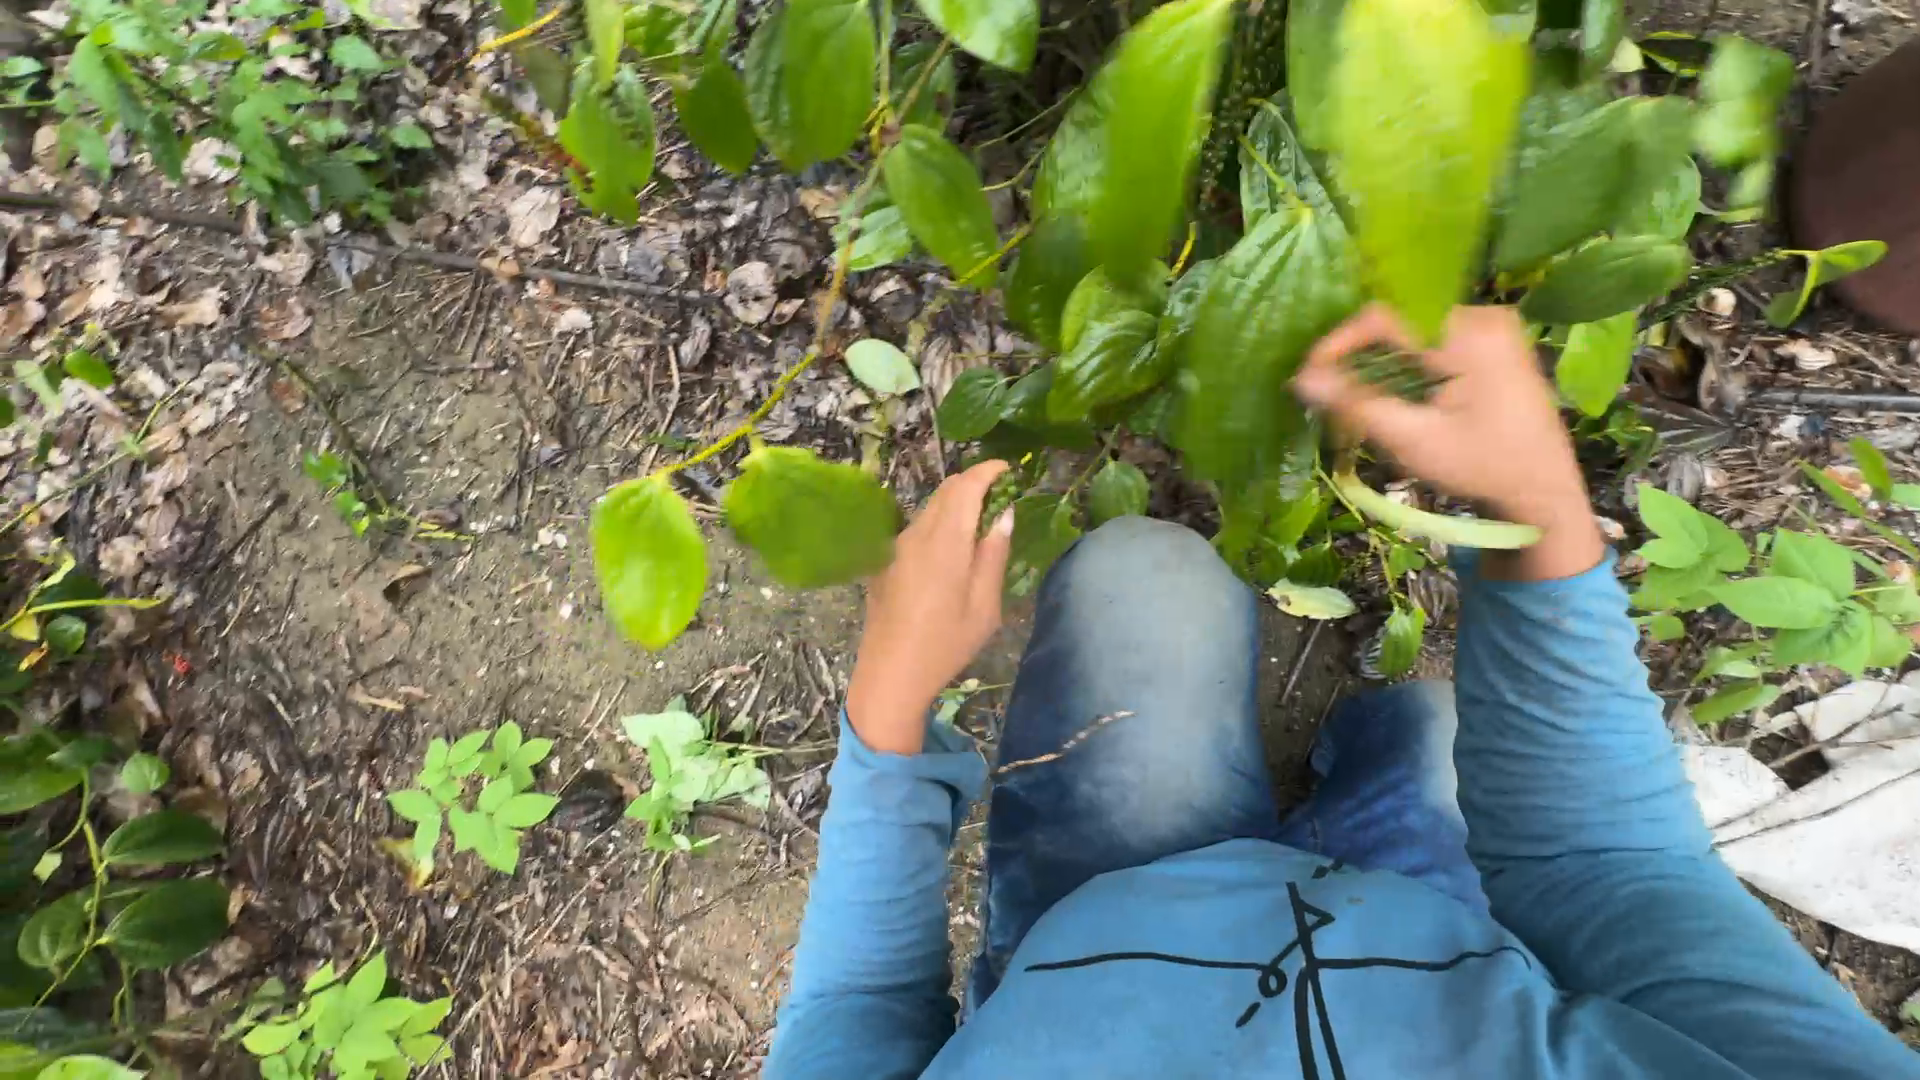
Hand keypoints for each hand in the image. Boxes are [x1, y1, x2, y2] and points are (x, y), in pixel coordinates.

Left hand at [846, 460, 1014, 753]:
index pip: (965, 487)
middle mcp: (916, 535)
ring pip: (929, 508)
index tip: (1008, 470)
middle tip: (1000, 496)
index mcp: (944, 543)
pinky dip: (939, 523)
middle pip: (945, 491)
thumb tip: (1002, 515)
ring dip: (955, 504)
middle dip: (973, 484)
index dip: (987, 471)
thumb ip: (993, 555)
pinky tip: (951, 551)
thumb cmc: (945, 645)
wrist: (890, 674)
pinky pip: (917, 529)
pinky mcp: (885, 560)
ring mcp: (896, 546)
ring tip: (980, 526)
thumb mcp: (984, 606)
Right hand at [1293, 303, 1603, 581]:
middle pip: (1395, 320)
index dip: (1337, 343)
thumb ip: (1355, 404)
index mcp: (1469, 333)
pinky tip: (1383, 393)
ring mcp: (1488, 328)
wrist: (1542, 489)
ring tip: (1347, 395)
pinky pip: (1426, 340)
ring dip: (1372, 360)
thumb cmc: (1481, 465)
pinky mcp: (1488, 344)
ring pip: (1407, 331)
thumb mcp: (1412, 438)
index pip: (1384, 317)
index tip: (1308, 376)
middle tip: (1323, 390)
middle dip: (1353, 355)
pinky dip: (1397, 363)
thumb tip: (1299, 379)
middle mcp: (1482, 317)